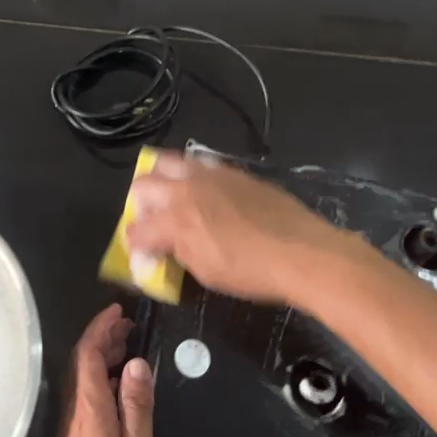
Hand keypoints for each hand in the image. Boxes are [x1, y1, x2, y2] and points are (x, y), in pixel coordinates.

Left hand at [44, 304, 156, 436]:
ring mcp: (71, 432)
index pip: (89, 355)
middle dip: (103, 339)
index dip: (101, 328)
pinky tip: (119, 391)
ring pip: (83, 382)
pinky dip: (102, 381)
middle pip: (83, 364)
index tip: (118, 311)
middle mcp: (75, 415)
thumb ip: (137, 408)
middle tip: (128, 326)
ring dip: (102, 359)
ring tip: (127, 351)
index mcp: (90, 411)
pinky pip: (86, 399)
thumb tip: (138, 363)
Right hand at [125, 150, 344, 305]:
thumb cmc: (253, 272)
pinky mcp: (232, 171)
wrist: (302, 250)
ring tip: (172, 198)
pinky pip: (200, 165)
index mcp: (175, 220)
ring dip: (162, 180)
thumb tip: (165, 248)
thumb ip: (178, 254)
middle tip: (152, 221)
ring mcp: (210, 174)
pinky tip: (204, 194)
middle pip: (144, 185)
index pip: (137, 229)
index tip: (140, 253)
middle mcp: (186, 189)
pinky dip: (191, 177)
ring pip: (169, 163)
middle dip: (140, 204)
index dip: (134, 244)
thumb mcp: (206, 273)